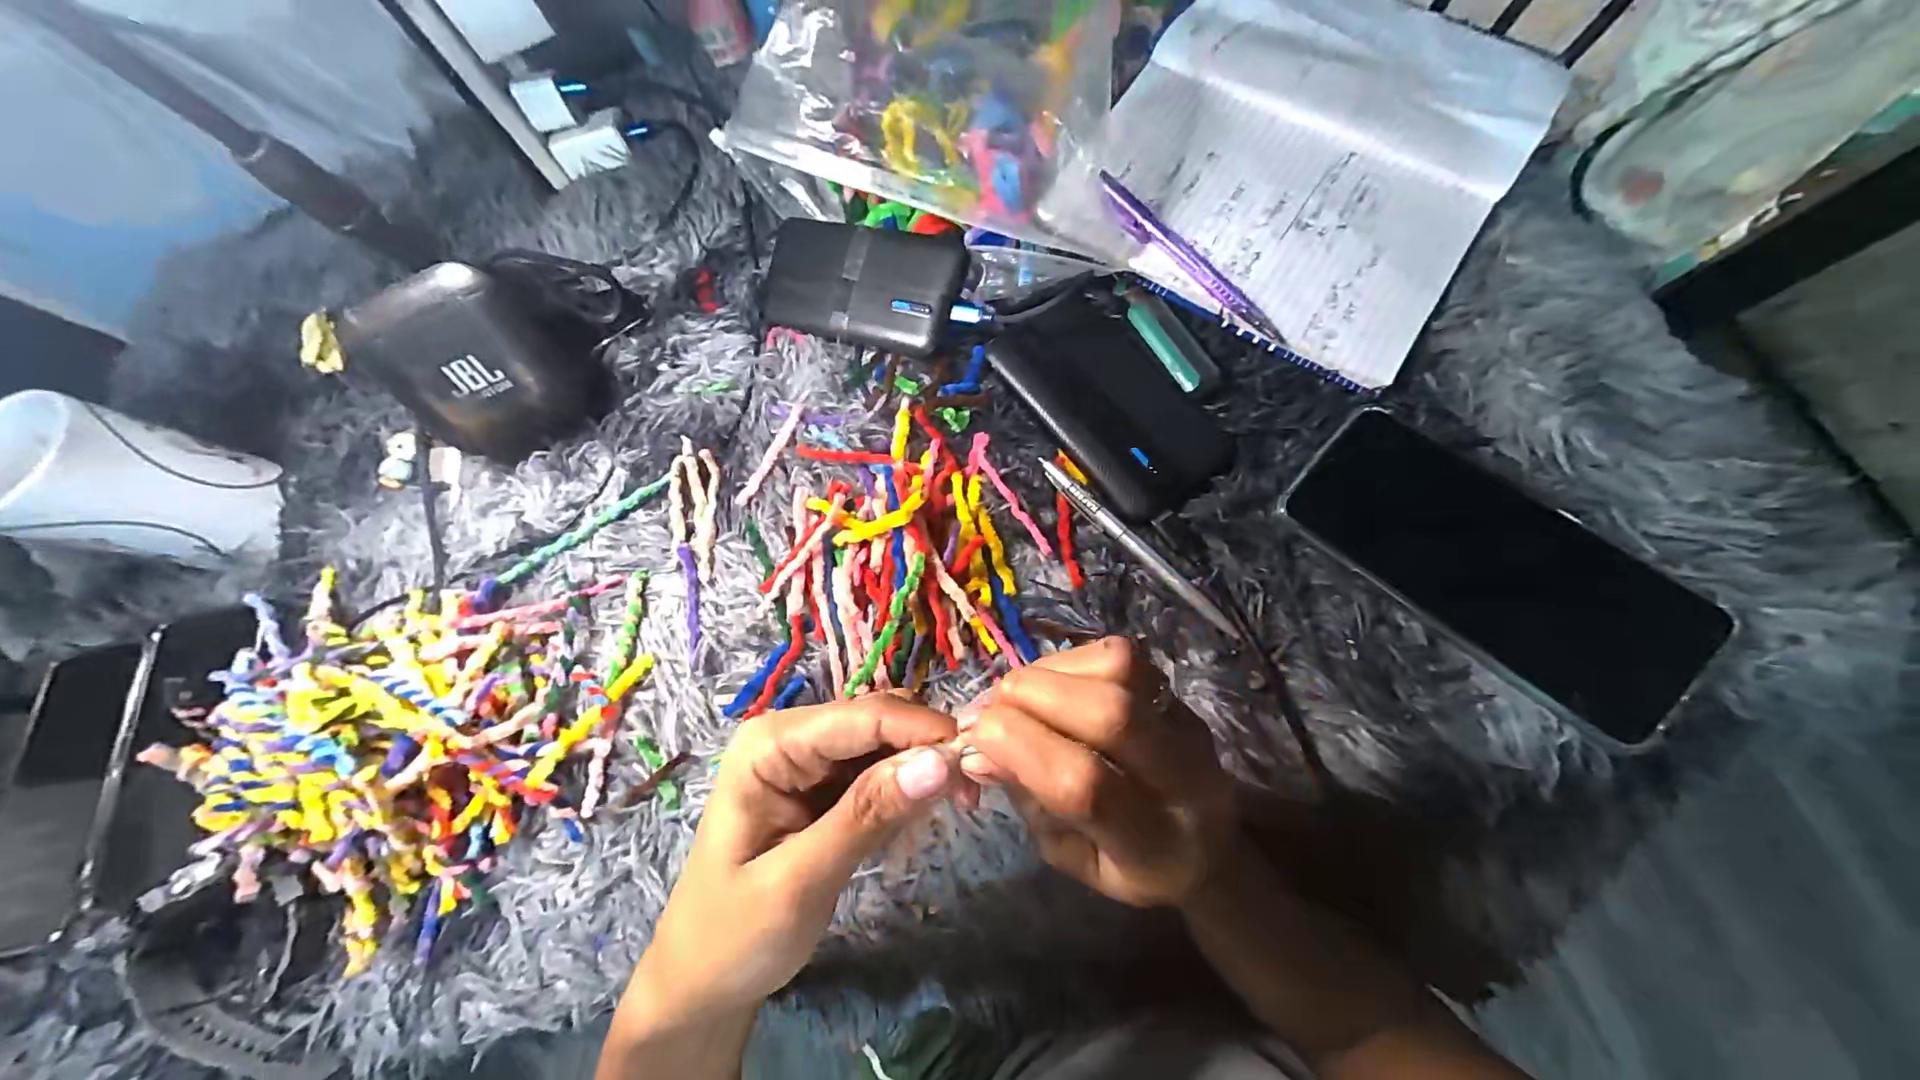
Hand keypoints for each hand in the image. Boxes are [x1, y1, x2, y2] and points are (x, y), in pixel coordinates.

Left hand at [629, 695, 970, 1020]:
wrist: (700, 982)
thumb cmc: (732, 936)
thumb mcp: (799, 882)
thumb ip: (867, 816)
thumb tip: (939, 763)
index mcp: (770, 744)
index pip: (863, 716)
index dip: (923, 731)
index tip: (974, 766)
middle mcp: (792, 736)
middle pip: (879, 719)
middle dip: (926, 749)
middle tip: (968, 799)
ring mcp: (809, 758)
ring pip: (887, 741)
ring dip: (921, 770)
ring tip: (952, 811)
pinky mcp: (825, 784)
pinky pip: (880, 769)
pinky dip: (906, 790)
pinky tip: (914, 822)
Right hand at [957, 637, 1234, 907]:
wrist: (1207, 840)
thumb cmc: (1128, 862)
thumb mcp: (1069, 855)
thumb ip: (1028, 802)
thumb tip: (978, 749)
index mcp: (1152, 846)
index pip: (1085, 785)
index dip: (1020, 747)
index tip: (976, 738)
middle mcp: (1183, 778)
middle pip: (1110, 713)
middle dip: (1031, 699)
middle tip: (991, 709)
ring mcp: (1186, 724)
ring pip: (1118, 669)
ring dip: (1047, 673)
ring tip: (1018, 695)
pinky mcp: (1177, 691)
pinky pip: (1119, 654)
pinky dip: (1069, 660)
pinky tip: (1050, 682)